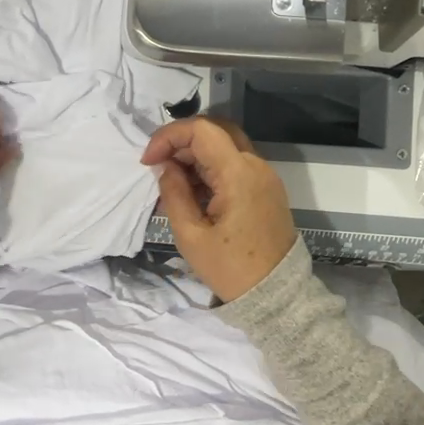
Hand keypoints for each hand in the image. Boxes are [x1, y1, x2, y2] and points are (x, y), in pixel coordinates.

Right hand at [141, 117, 296, 302]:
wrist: (275, 293)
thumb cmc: (230, 268)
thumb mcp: (190, 235)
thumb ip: (174, 194)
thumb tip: (166, 167)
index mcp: (238, 174)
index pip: (201, 130)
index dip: (169, 137)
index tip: (148, 161)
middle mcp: (256, 165)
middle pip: (215, 130)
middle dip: (181, 142)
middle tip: (159, 166)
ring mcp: (264, 175)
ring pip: (225, 145)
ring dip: (195, 154)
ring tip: (172, 182)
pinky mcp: (265, 187)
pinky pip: (235, 163)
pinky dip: (210, 166)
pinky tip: (193, 190)